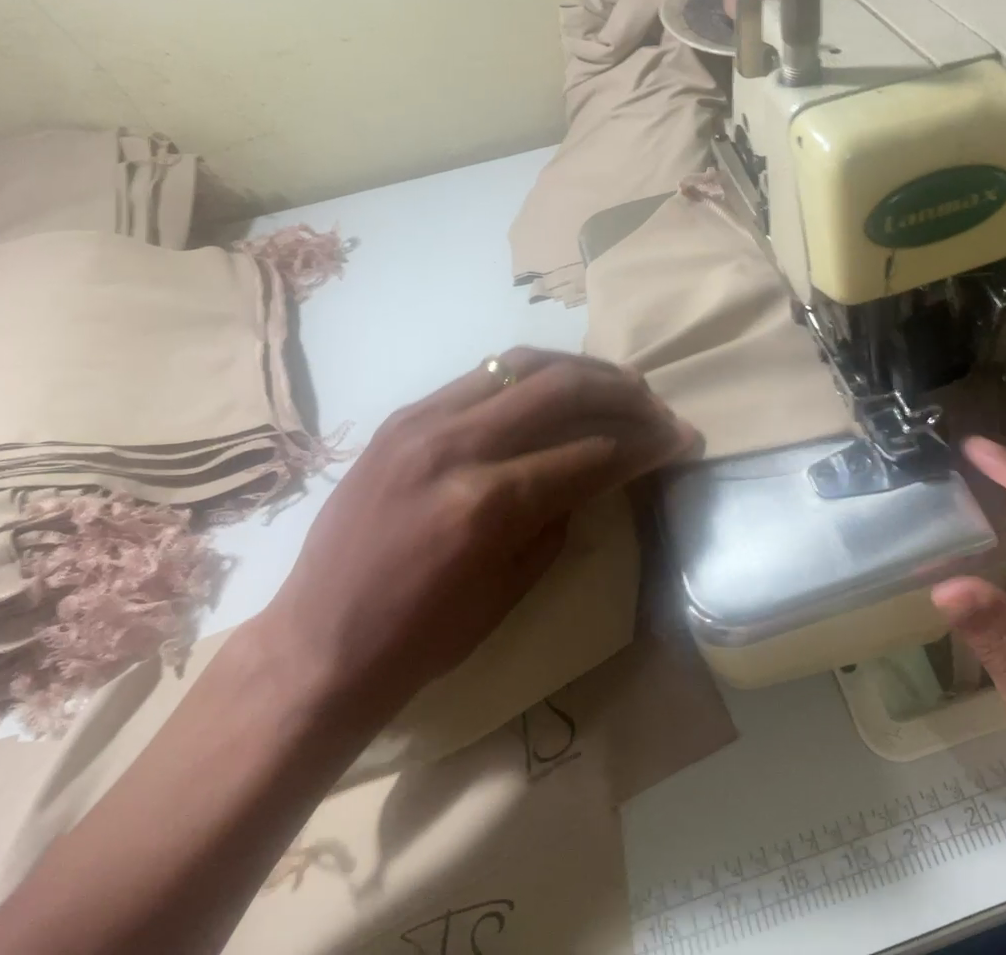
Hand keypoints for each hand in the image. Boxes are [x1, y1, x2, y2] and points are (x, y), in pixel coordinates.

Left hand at [264, 349, 695, 713]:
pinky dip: (529, 377)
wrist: (323, 640)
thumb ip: (559, 516)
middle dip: (625, 395)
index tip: (682, 439)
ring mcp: (421, 423)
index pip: (593, 454)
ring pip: (520, 365)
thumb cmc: (425, 637)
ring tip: (616, 386)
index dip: (648, 445)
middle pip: (564, 390)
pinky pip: (480, 376)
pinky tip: (553, 391)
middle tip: (657, 409)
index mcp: (489, 504)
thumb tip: (597, 471)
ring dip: (580, 371)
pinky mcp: (401, 418)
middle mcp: (456, 447)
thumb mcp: (512, 587)